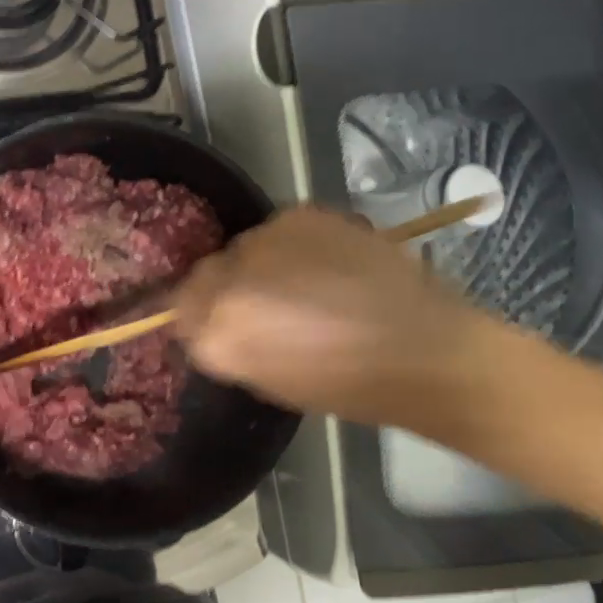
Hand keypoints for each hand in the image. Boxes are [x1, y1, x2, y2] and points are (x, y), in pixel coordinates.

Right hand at [171, 207, 529, 438]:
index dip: (198, 316)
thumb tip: (215, 322)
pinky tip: (325, 266)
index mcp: (218, 331)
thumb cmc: (350, 387)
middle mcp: (229, 278)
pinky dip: (293, 246)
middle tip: (263, 305)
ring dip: (260, 264)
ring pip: (244, 248)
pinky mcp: (300, 214)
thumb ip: (231, 345)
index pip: (177, 310)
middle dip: (226, 286)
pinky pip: (279, 230)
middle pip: (206, 273)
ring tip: (302, 285)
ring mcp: (265, 240)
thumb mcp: (272, 381)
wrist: (426, 350)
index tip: (218, 323)